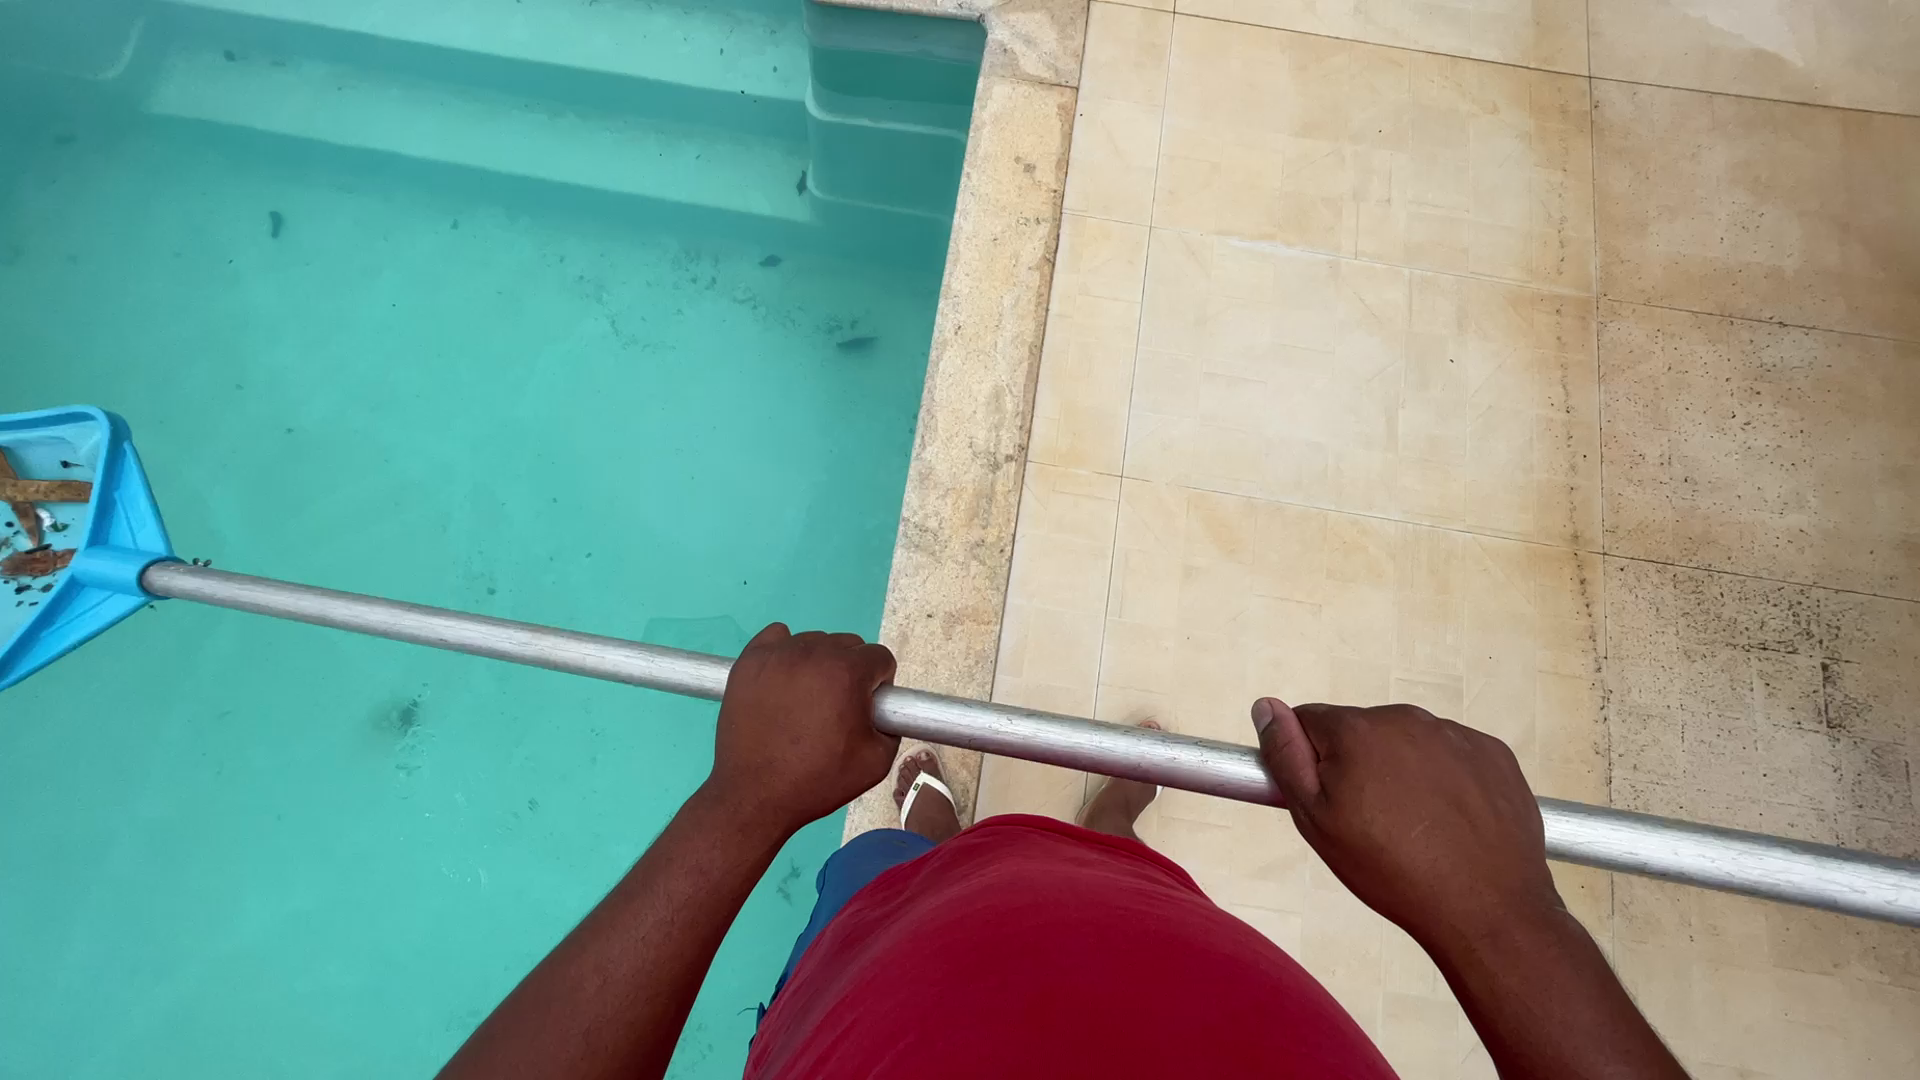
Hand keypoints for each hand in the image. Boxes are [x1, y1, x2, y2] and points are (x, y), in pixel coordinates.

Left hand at [703, 623, 899, 840]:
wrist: (755, 796)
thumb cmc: (818, 780)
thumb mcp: (877, 761)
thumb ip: (892, 725)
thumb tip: (884, 709)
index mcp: (847, 672)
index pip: (880, 658)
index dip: (879, 684)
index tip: (865, 708)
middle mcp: (814, 653)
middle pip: (848, 645)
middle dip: (851, 671)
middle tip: (837, 707)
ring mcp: (777, 654)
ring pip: (814, 642)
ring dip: (819, 663)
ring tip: (806, 699)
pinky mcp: (749, 660)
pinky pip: (777, 637)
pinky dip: (785, 652)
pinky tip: (783, 679)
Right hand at [1251, 698, 1563, 947]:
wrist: (1489, 912)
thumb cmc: (1388, 867)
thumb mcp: (1314, 818)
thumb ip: (1285, 755)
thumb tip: (1266, 705)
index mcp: (1355, 728)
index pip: (1309, 721)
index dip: (1311, 759)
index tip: (1331, 799)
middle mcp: (1405, 717)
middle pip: (1359, 729)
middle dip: (1356, 761)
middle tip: (1370, 817)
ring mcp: (1455, 733)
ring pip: (1405, 739)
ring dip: (1400, 766)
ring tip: (1414, 823)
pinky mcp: (1495, 754)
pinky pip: (1451, 752)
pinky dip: (1445, 774)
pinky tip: (1450, 816)